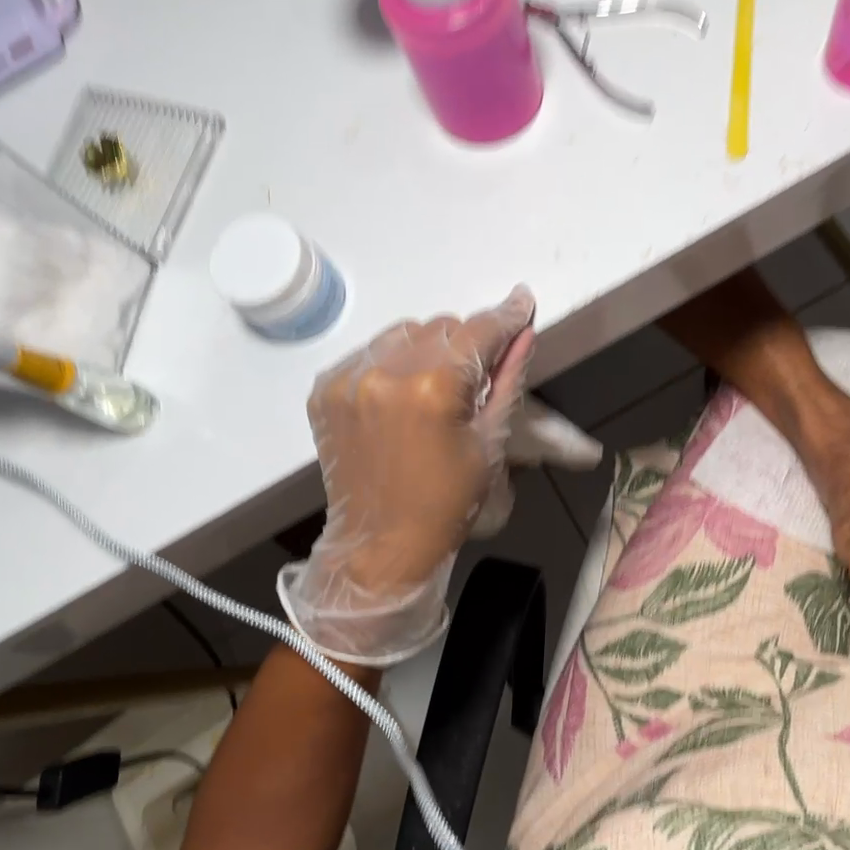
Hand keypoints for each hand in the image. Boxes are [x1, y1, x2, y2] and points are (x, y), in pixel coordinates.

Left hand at [280, 287, 536, 665]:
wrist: (382, 545)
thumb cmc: (447, 503)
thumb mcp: (489, 443)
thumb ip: (507, 379)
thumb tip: (524, 331)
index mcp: (432, 388)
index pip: (477, 332)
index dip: (506, 317)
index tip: (522, 303)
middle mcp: (384, 372)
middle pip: (440, 327)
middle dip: (466, 343)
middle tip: (477, 374)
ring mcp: (348, 379)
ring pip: (403, 333)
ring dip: (427, 349)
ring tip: (435, 387)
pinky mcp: (325, 389)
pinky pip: (370, 353)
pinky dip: (392, 364)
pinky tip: (401, 395)